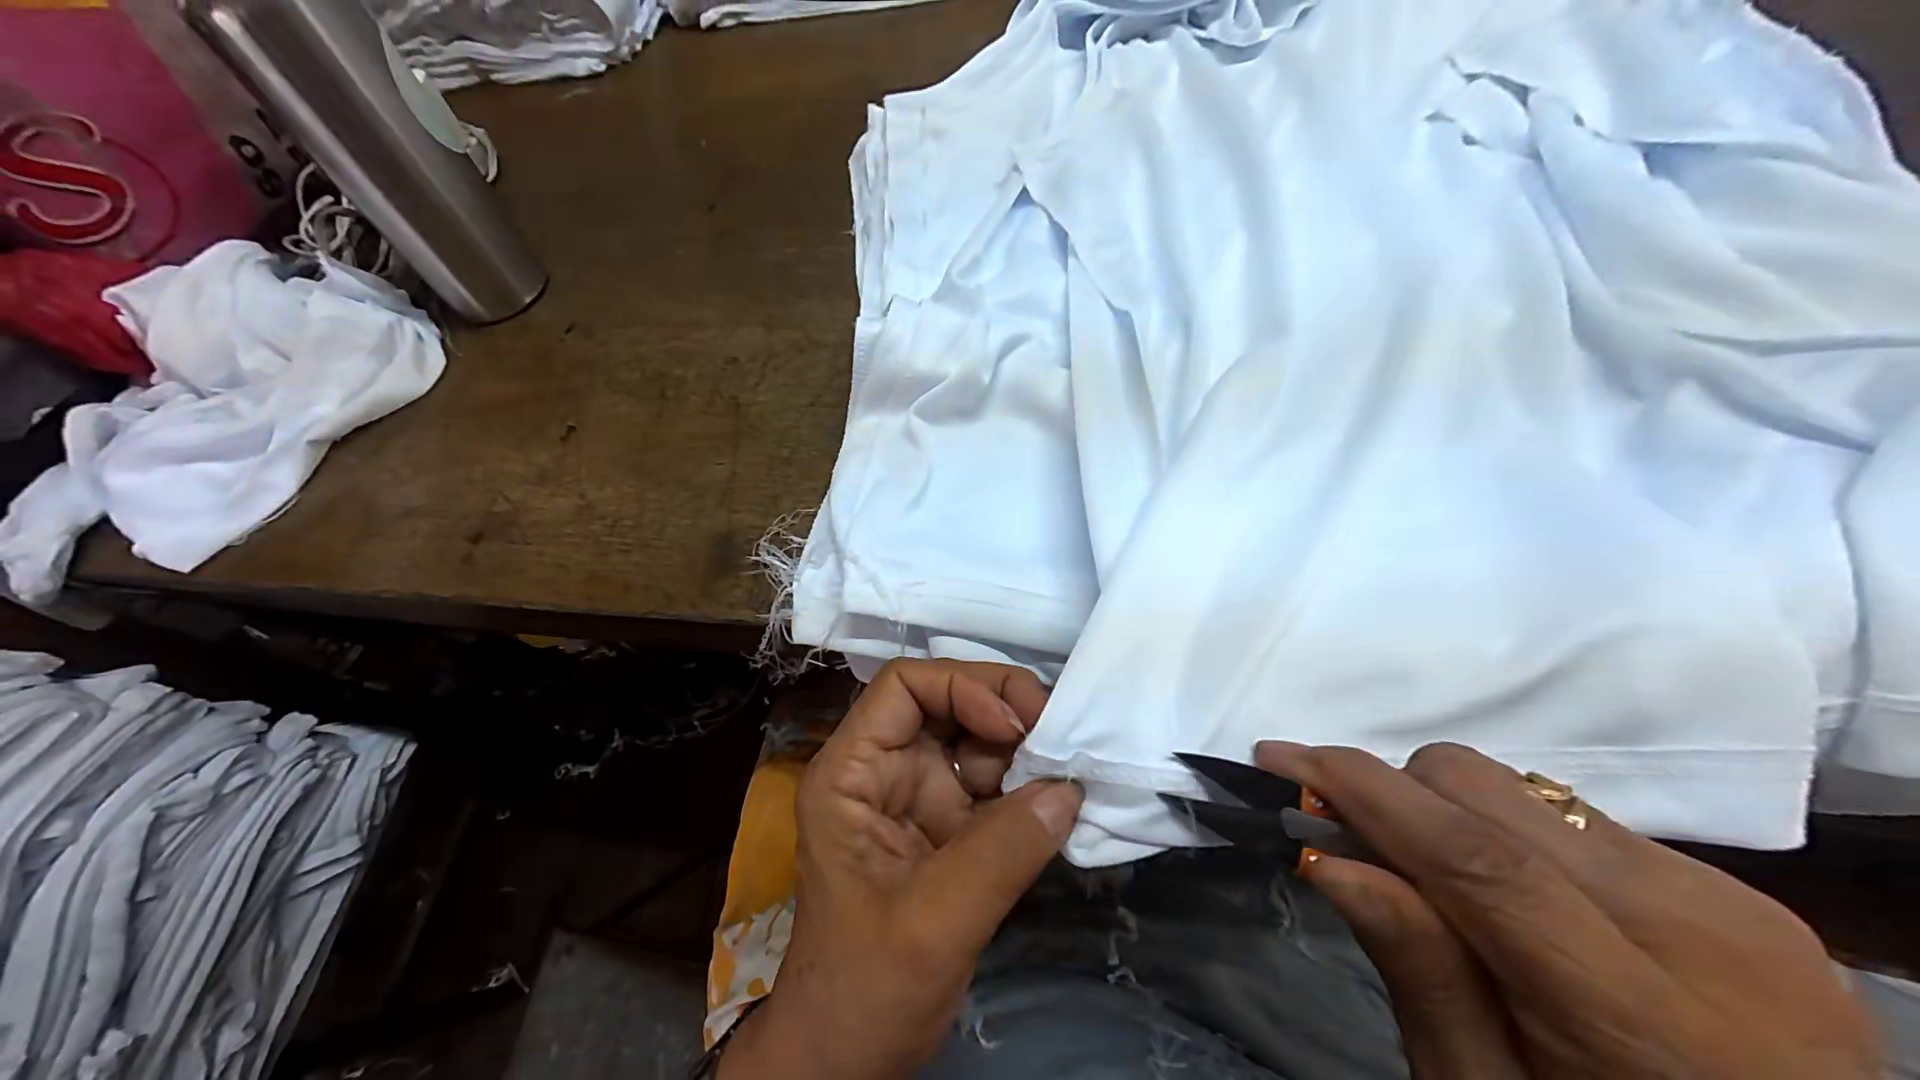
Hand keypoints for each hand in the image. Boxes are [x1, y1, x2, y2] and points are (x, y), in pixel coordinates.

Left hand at [719, 659, 1082, 1079]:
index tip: (1012, 728)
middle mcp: (884, 770)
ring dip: (1022, 747)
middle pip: (946, 701)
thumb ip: (1002, 853)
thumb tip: (1068, 790)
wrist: (848, 1055)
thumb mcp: (933, 922)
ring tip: (1062, 770)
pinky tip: (1056, 799)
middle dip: (1003, 708)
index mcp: (852, 772)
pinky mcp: (948, 827)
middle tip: (1055, 736)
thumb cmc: (866, 987)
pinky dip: (1027, 785)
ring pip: (975, 738)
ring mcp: (918, 797)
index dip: (961, 687)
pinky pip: (993, 784)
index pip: (902, 687)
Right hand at [1256, 741, 1879, 1079]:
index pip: (1477, 860)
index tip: (1277, 757)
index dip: (1366, 793)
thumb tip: (1327, 858)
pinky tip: (1504, 888)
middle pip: (1488, 792)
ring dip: (1443, 807)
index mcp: (1644, 1019)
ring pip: (1521, 787)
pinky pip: (1569, 812)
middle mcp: (1697, 930)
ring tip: (1422, 867)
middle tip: (1342, 832)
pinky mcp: (1734, 886)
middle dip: (1393, 793)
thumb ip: (1420, 974)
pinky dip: (1503, 828)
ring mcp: (1728, 899)